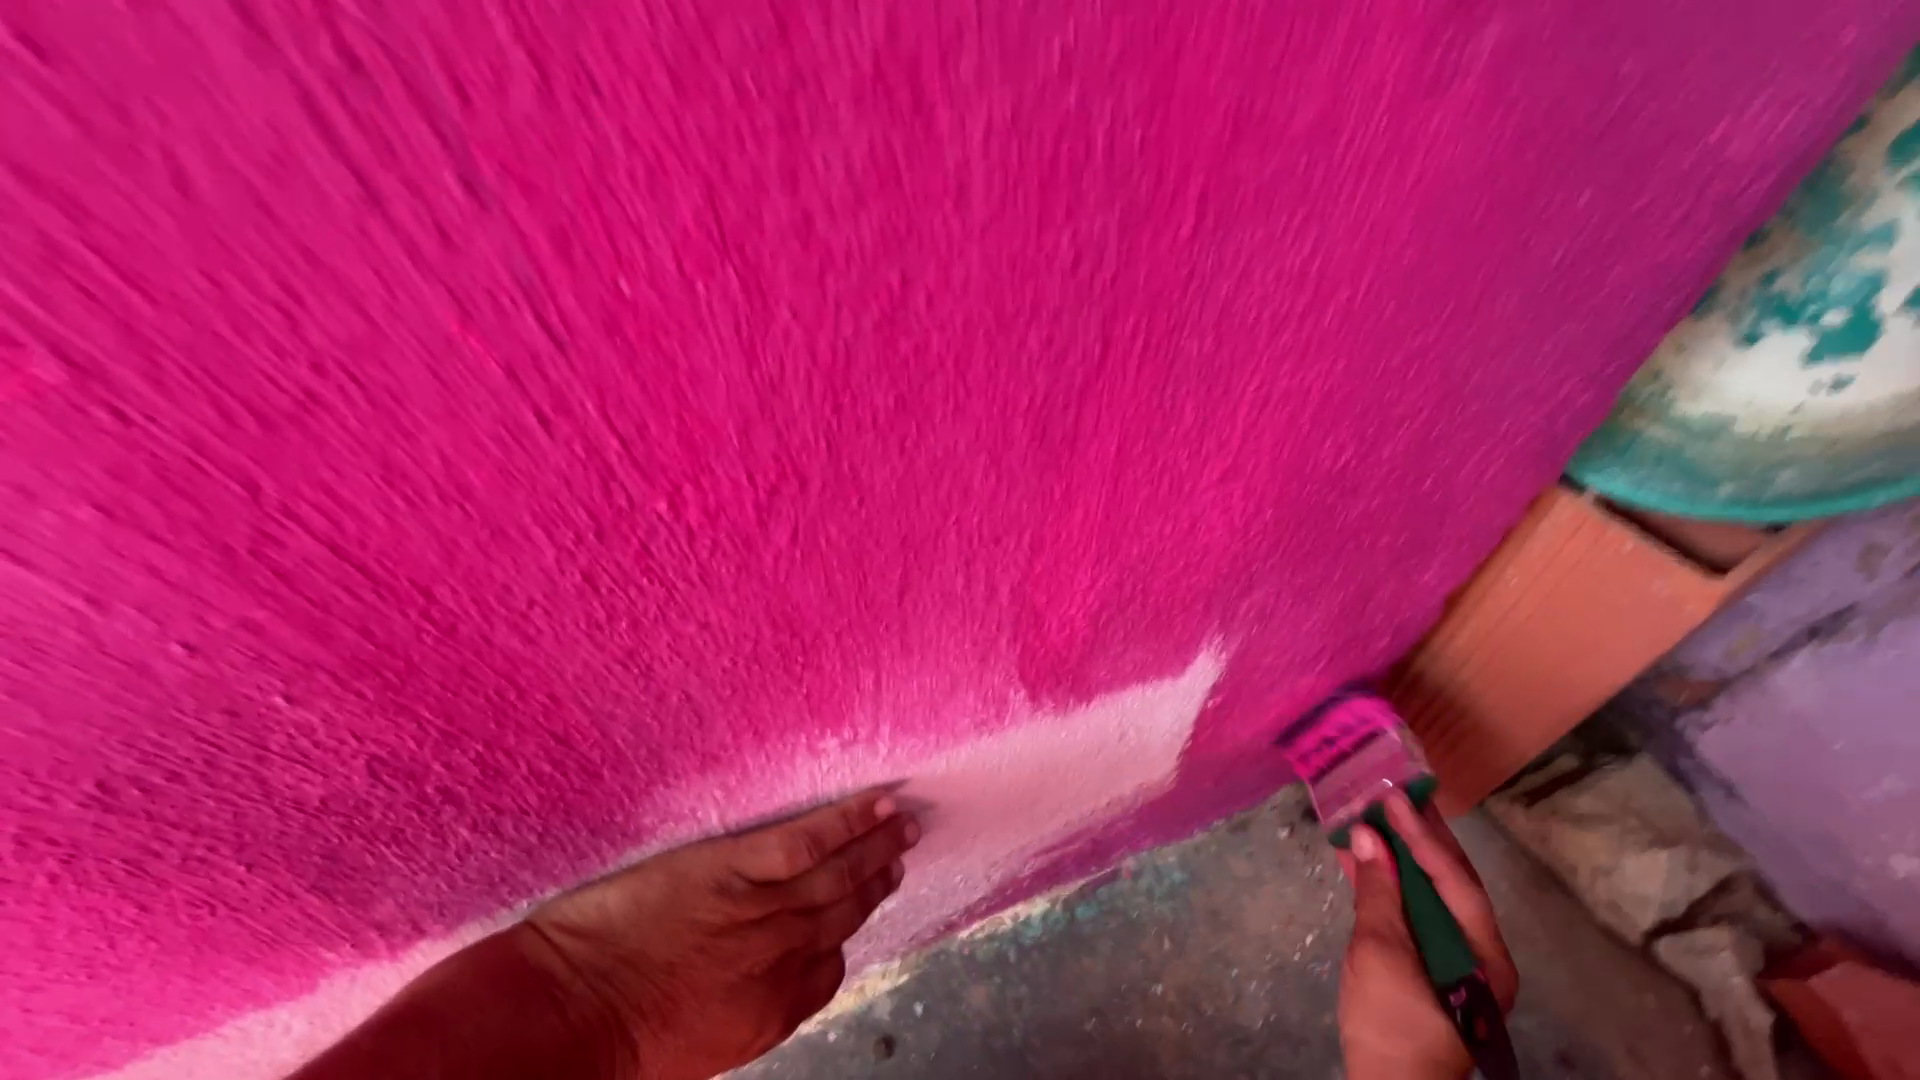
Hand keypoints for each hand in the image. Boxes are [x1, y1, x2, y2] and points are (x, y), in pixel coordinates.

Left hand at [521, 788, 920, 1079]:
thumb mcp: (693, 1047)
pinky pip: (805, 843)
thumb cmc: (613, 1040)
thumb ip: (742, 1009)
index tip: (861, 907)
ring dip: (875, 848)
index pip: (829, 969)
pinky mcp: (734, 871)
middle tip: (902, 855)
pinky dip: (846, 823)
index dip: (848, 935)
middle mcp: (780, 960)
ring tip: (903, 825)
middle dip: (877, 882)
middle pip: (843, 914)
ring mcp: (761, 912)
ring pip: (835, 875)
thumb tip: (762, 979)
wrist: (563, 1014)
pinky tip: (877, 804)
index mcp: (770, 1012)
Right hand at [1335, 792, 1516, 1079]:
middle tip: (1393, 791)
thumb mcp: (1379, 953)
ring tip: (1373, 814)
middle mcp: (1479, 950)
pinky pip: (1412, 908)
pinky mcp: (1428, 961)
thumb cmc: (1389, 1021)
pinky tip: (1360, 857)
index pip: (1454, 879)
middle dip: (1419, 835)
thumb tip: (1368, 836)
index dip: (1421, 835)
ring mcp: (1454, 956)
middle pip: (1450, 880)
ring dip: (1399, 853)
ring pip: (1429, 891)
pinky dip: (1387, 881)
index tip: (1392, 797)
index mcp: (1484, 953)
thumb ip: (1377, 892)